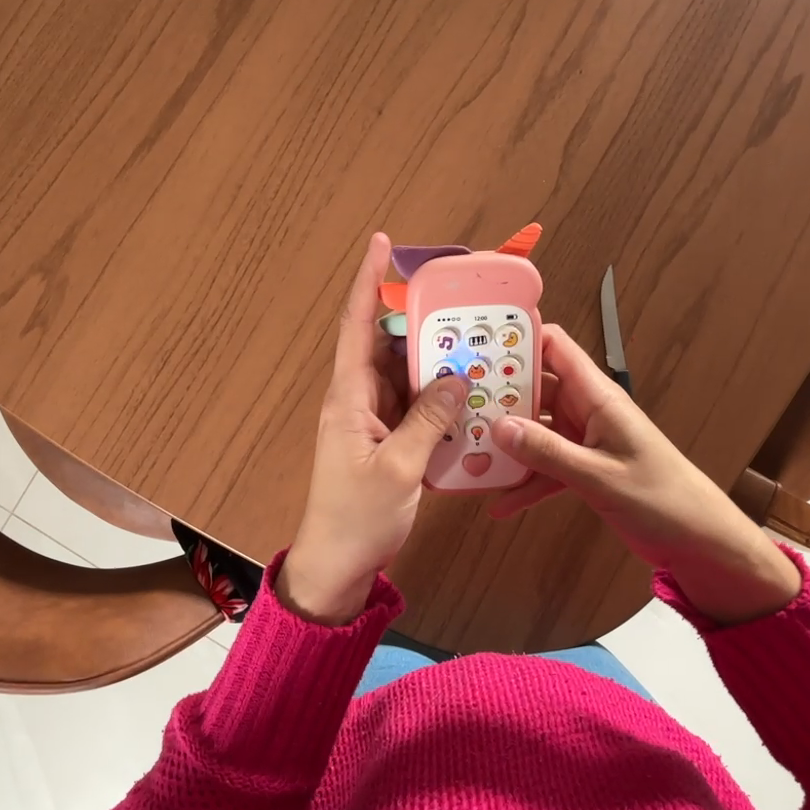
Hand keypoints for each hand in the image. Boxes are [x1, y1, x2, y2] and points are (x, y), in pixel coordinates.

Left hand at [279, 233, 468, 624]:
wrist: (337, 566)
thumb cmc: (356, 519)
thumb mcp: (398, 470)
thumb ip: (429, 421)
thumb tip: (456, 378)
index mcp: (349, 398)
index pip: (355, 325)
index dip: (367, 281)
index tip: (381, 243)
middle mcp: (358, 399)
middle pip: (387, 343)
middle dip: (419, 319)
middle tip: (457, 300)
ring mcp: (373, 419)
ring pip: (405, 373)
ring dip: (434, 360)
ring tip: (471, 342)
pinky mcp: (387, 439)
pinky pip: (415, 403)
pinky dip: (438, 396)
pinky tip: (466, 393)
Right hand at [486, 325, 801, 624]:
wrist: (700, 543)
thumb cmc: (661, 499)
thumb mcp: (599, 476)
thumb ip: (548, 452)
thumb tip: (498, 425)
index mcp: (596, 396)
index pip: (555, 347)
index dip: (518, 338)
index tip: (477, 342)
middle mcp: (585, 410)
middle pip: (534, 387)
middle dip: (497, 394)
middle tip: (454, 401)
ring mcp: (583, 440)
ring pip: (533, 429)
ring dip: (505, 442)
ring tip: (466, 452)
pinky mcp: (583, 469)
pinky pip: (544, 466)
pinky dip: (525, 482)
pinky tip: (499, 504)